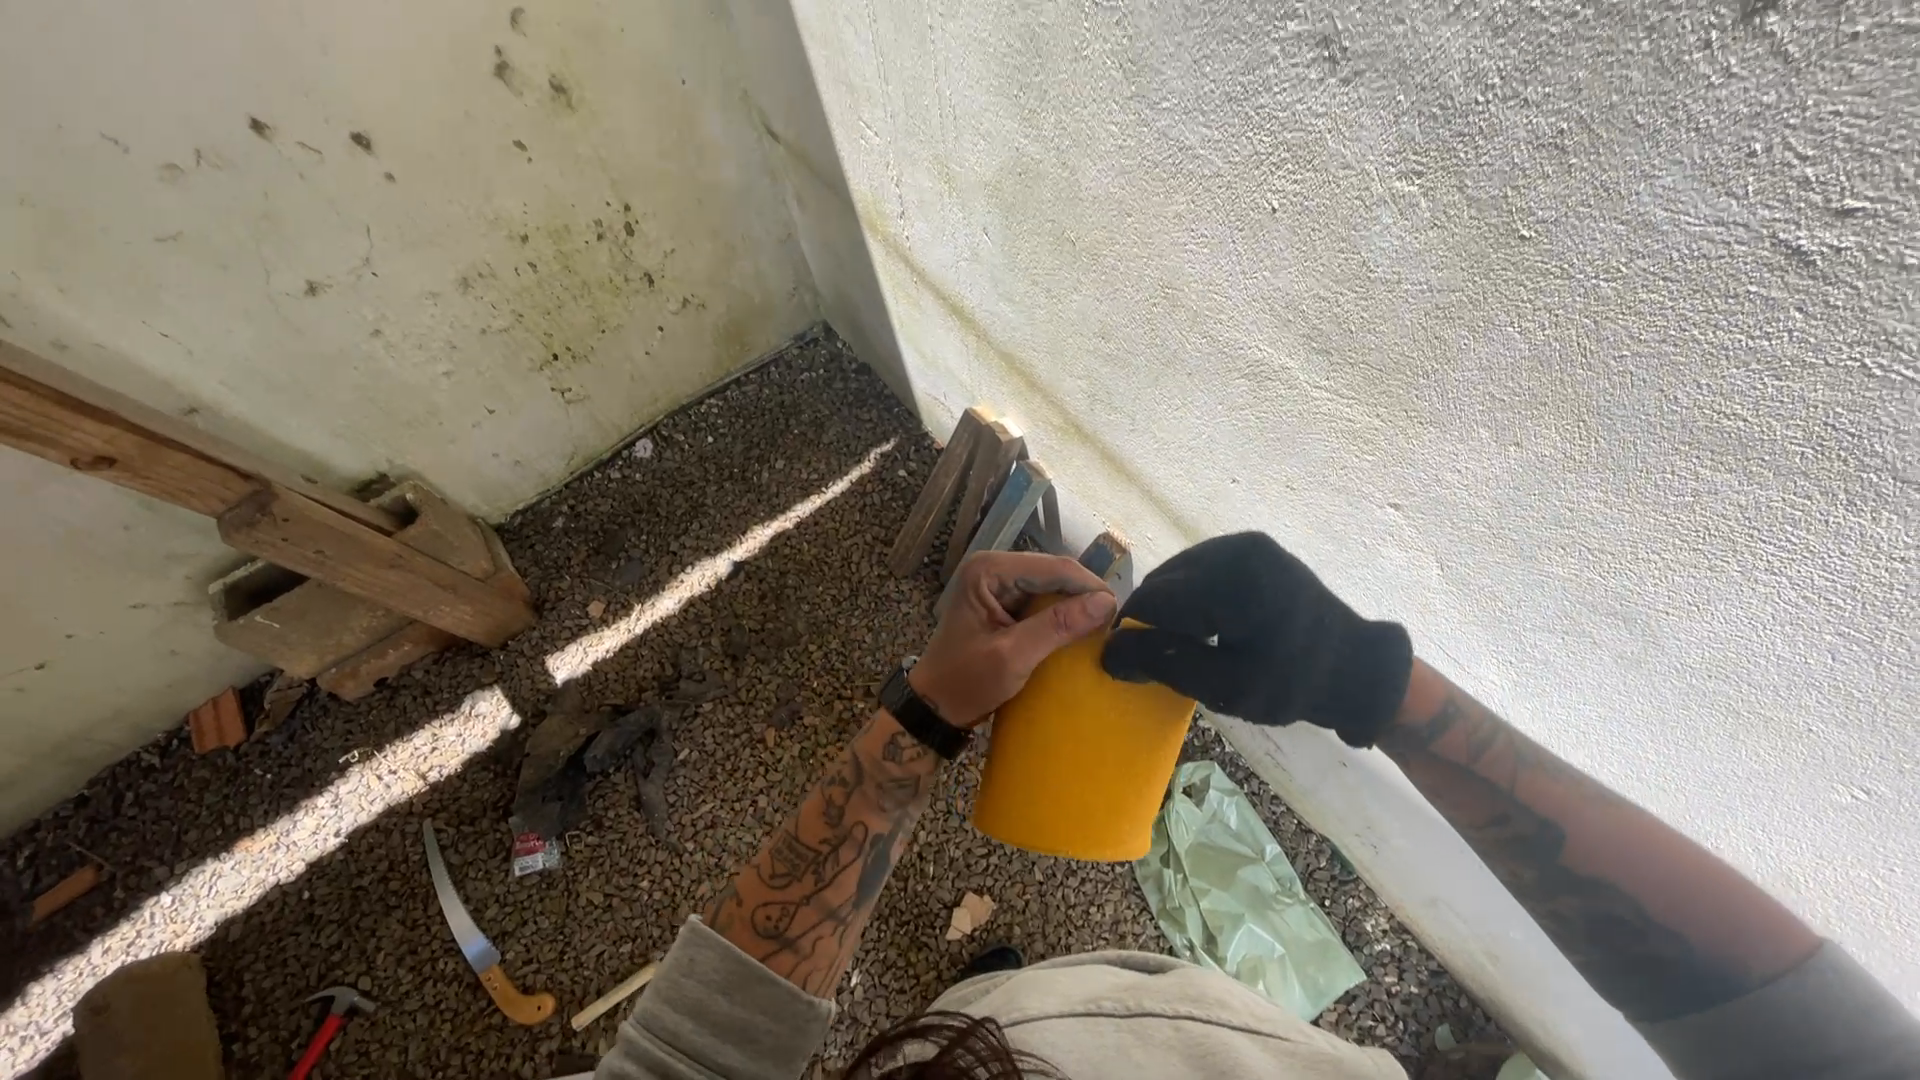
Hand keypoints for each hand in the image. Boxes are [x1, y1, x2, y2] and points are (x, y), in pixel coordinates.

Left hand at [909, 551, 1117, 728]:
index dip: (1088, 585)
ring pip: (1052, 585)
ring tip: (1104, 626)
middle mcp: (993, 567)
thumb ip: (1056, 627)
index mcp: (988, 570)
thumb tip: (1106, 603)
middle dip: (1084, 594)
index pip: (1052, 567)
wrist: (935, 705)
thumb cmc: (965, 682)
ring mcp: (998, 584)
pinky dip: (1062, 614)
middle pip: (1054, 572)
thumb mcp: (1012, 656)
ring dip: (1076, 604)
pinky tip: (1081, 630)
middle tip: (1114, 622)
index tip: (1118, 611)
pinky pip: (1043, 600)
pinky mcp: (1004, 602)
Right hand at [1099, 532, 1411, 746]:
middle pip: (1161, 585)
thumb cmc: (1294, 683)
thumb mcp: (1227, 687)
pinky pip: (1195, 571)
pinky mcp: (1248, 546)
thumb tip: (1108, 649)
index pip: (1152, 601)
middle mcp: (1233, 548)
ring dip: (1170, 611)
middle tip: (1169, 661)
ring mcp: (1242, 543)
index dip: (1133, 636)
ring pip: (1174, 577)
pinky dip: (1189, 599)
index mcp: (1232, 580)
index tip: (1136, 669)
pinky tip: (1207, 625)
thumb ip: (1165, 663)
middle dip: (1154, 623)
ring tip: (1191, 645)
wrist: (1356, 666)